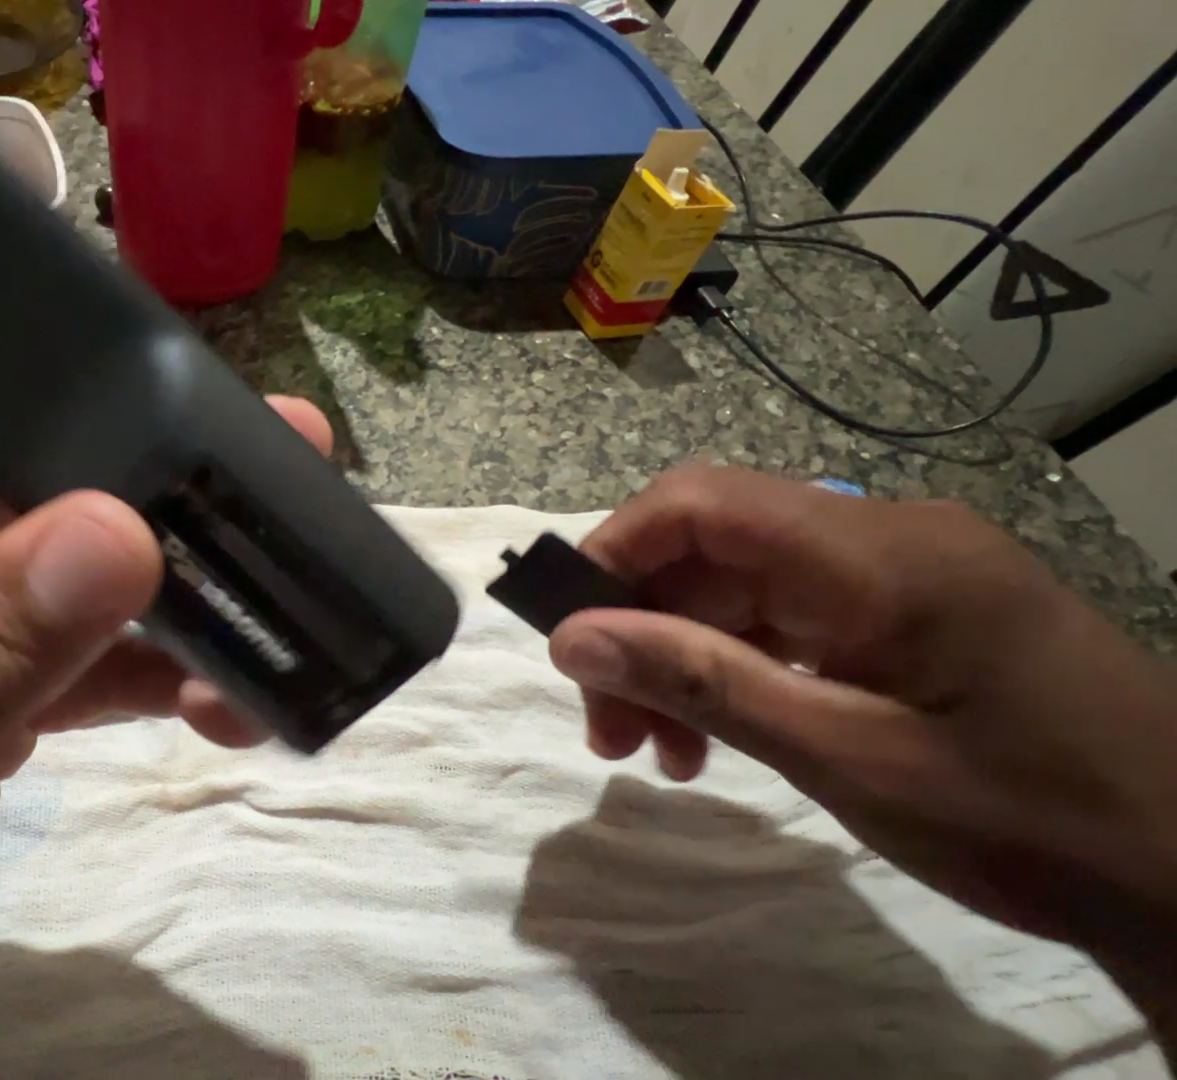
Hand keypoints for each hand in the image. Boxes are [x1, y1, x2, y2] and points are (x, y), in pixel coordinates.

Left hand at [0, 390, 332, 1079]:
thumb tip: (117, 535)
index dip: (29, 390)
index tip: (159, 373)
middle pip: (19, 506)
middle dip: (133, 501)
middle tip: (266, 472)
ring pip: (62, 597)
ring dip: (159, 609)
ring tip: (268, 604)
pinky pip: (76, 678)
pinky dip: (146, 684)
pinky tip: (221, 701)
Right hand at [546, 467, 1176, 1027]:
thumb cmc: (1030, 820)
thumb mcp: (844, 757)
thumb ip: (699, 682)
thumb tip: (569, 636)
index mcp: (876, 553)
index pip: (699, 502)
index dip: (612, 552)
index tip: (567, 634)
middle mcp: (878, 537)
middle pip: (706, 552)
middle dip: (637, 631)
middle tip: (608, 729)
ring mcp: (892, 573)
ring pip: (732, 589)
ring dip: (675, 660)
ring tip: (655, 753)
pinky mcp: (898, 611)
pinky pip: (778, 618)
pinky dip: (727, 671)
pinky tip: (710, 738)